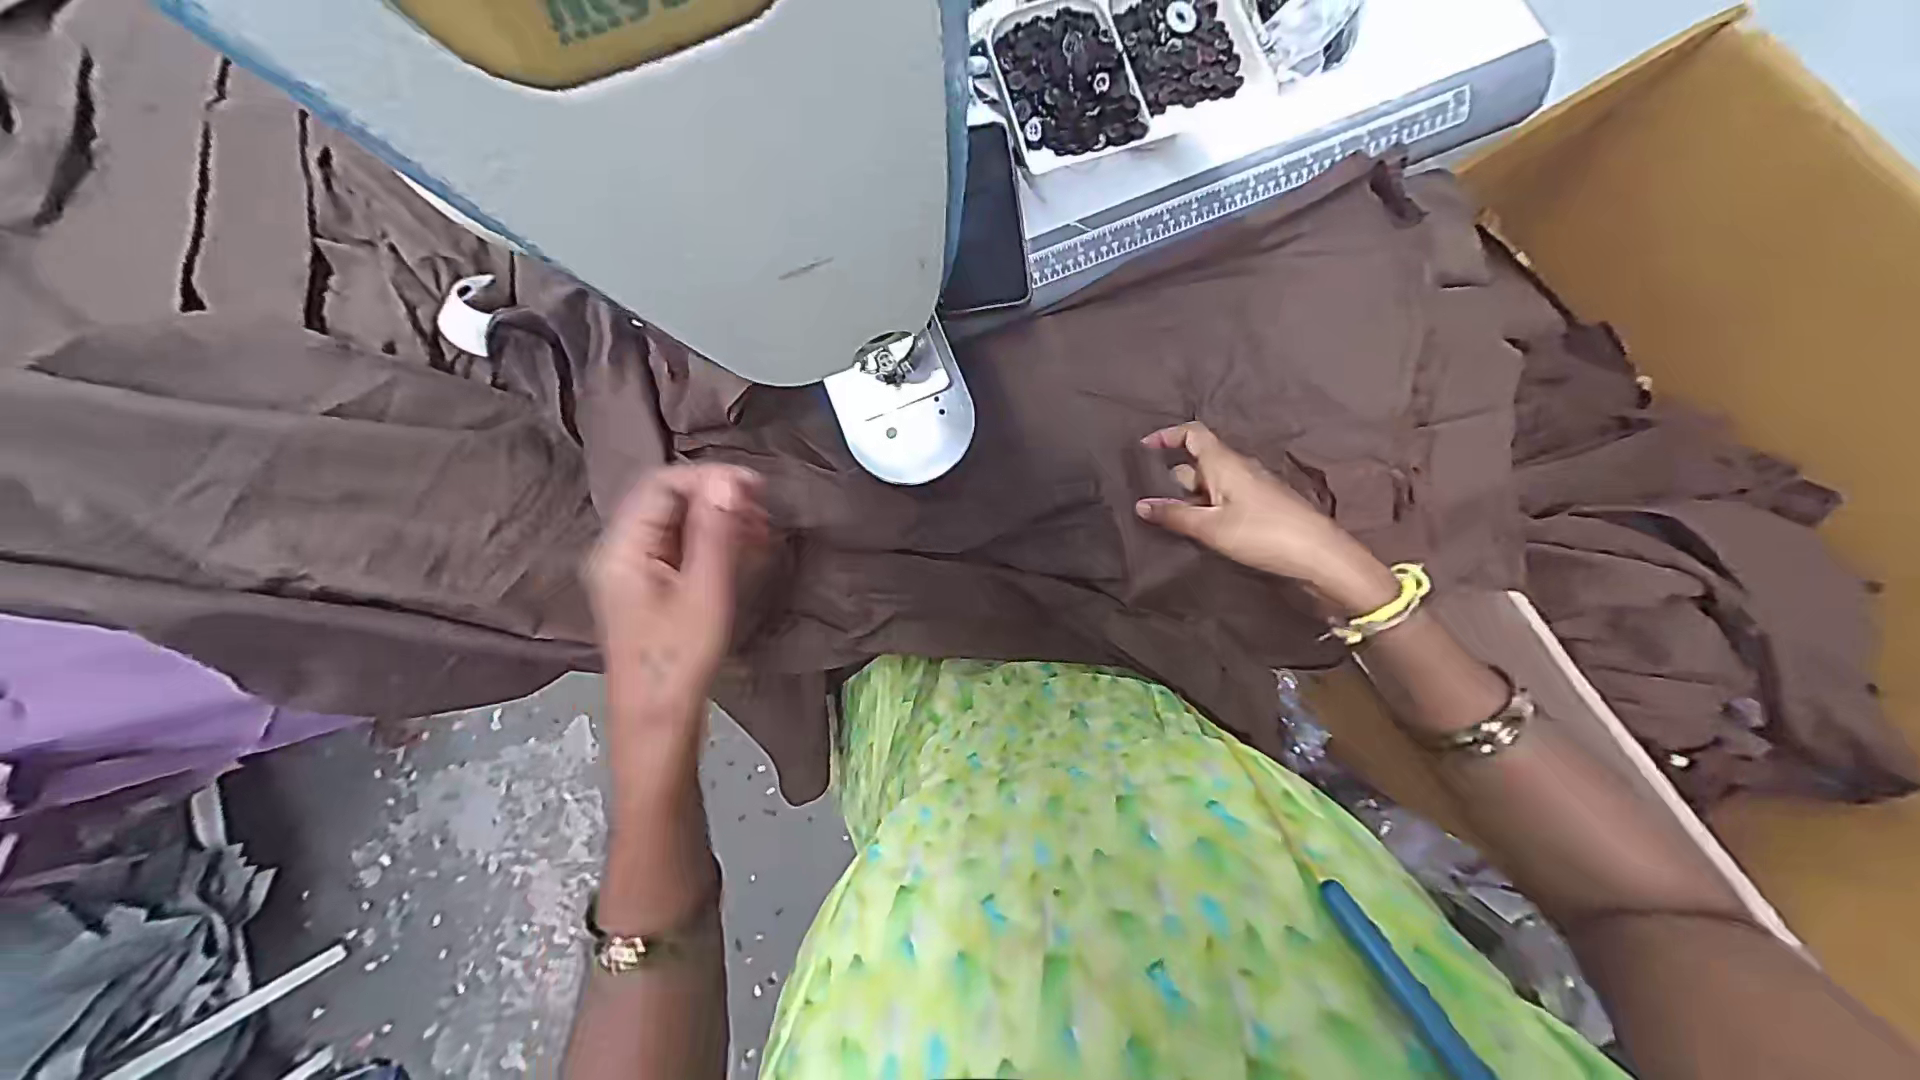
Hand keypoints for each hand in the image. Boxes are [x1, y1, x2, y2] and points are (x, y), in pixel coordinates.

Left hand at [586, 465, 767, 722]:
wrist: (658, 718)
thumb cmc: (680, 658)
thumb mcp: (705, 590)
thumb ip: (715, 532)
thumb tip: (729, 482)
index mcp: (622, 547)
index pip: (662, 485)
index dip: (708, 477)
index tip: (754, 485)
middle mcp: (621, 551)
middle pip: (668, 502)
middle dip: (717, 498)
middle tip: (763, 507)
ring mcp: (634, 570)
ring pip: (678, 525)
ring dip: (719, 520)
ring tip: (762, 528)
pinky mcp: (651, 588)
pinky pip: (681, 549)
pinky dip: (713, 542)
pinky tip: (746, 549)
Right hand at [1134, 422, 1397, 614]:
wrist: (1320, 555)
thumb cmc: (1262, 533)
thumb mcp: (1210, 527)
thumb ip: (1174, 515)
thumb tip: (1141, 505)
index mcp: (1225, 463)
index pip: (1193, 433)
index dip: (1167, 435)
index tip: (1145, 448)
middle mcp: (1238, 468)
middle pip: (1198, 462)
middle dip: (1173, 477)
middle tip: (1150, 499)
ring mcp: (1252, 486)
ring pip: (1211, 482)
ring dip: (1189, 496)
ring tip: (1169, 519)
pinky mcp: (1261, 505)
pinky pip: (1224, 497)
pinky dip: (1206, 507)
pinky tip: (1200, 528)